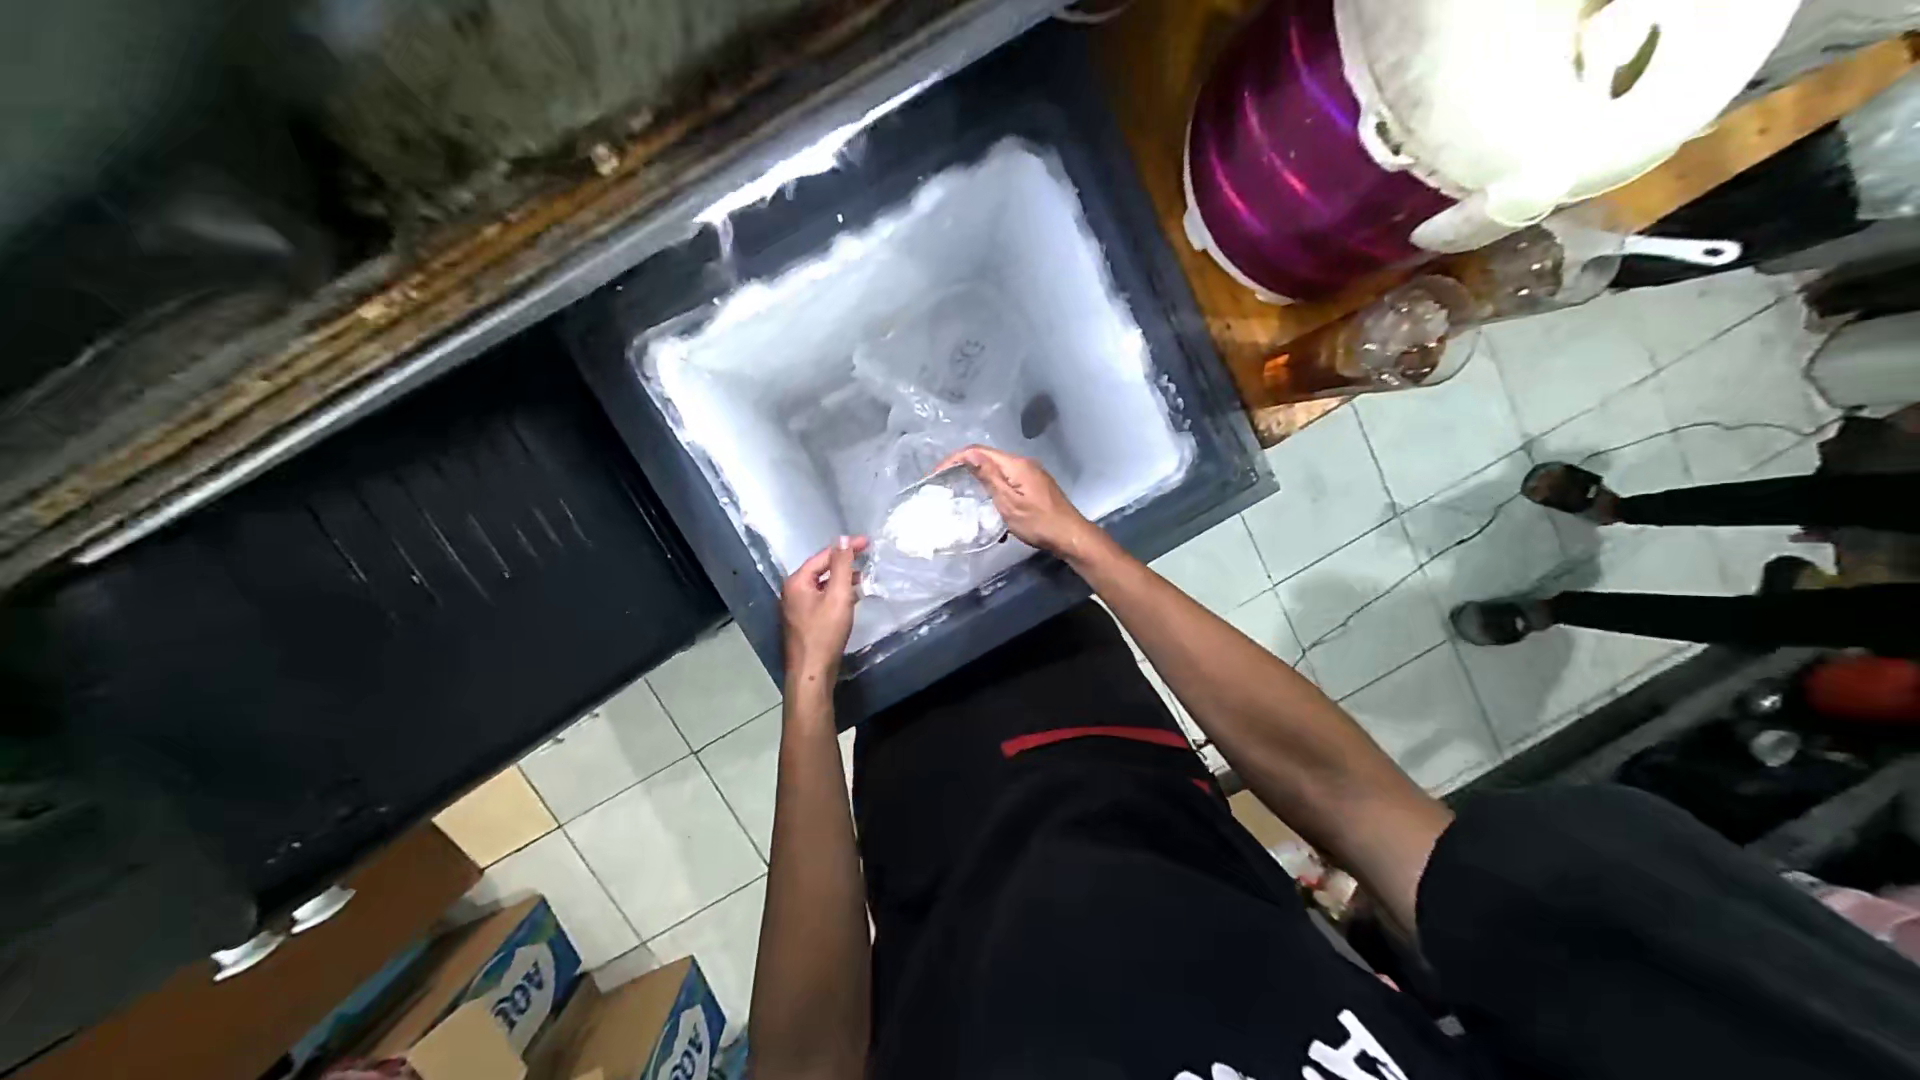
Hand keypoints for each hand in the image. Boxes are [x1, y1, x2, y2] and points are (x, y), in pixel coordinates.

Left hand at [781, 535, 868, 687]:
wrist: (811, 672)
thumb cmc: (825, 633)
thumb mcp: (838, 596)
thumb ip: (841, 566)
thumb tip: (843, 538)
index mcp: (797, 581)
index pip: (824, 556)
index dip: (846, 548)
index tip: (868, 543)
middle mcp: (792, 591)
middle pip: (821, 569)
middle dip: (844, 563)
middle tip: (867, 558)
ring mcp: (796, 607)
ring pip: (822, 585)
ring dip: (841, 580)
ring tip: (863, 578)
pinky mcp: (803, 621)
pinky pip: (821, 599)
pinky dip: (836, 594)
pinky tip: (850, 599)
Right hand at [936, 446, 1102, 560]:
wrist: (1071, 537)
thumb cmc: (1039, 523)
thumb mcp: (1009, 503)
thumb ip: (989, 478)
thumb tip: (969, 455)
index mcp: (1016, 465)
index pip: (979, 452)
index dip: (955, 459)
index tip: (937, 474)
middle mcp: (1023, 464)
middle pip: (988, 458)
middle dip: (965, 468)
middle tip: (946, 484)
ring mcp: (1031, 474)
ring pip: (997, 471)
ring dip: (979, 480)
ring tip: (962, 494)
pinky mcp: (1035, 486)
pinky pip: (1008, 481)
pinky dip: (994, 490)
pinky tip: (988, 505)